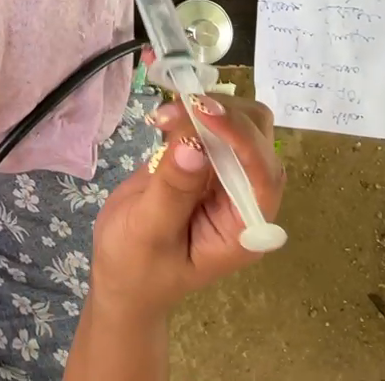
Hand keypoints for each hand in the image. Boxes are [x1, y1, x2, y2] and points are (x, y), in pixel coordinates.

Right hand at [87, 93, 284, 319]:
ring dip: (205, 108)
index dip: (239, 135)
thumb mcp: (150, 231)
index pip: (263, 172)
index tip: (202, 108)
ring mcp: (223, 178)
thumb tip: (192, 144)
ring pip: (238, 125)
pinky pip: (206, 127)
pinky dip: (189, 110)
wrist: (122, 278)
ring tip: (161, 115)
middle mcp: (244, 198)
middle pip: (259, 138)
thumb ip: (173, 189)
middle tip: (176, 106)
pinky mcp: (199, 164)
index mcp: (245, 226)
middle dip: (224, 114)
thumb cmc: (137, 265)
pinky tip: (160, 117)